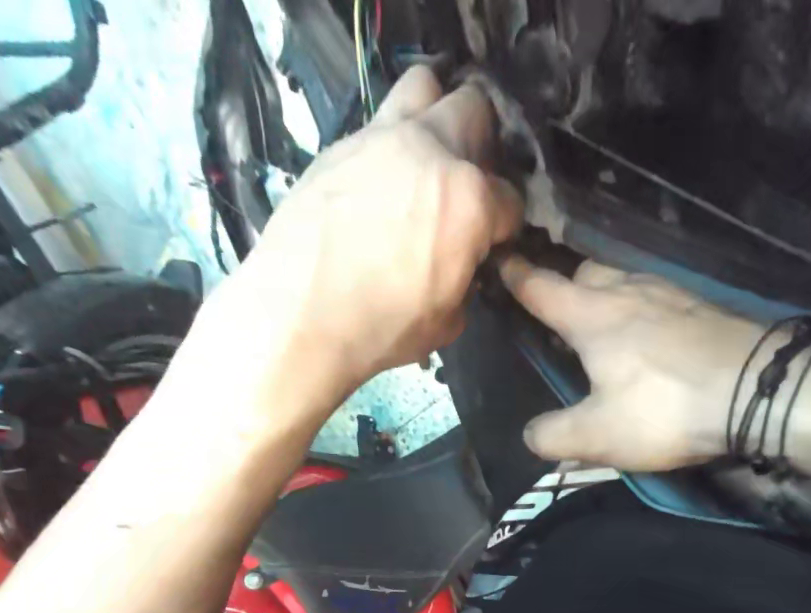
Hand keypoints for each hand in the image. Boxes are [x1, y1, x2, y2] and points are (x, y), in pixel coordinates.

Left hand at [181, 68, 523, 405]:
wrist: (301, 316)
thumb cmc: (385, 327)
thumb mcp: (450, 319)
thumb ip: (466, 277)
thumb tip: (461, 264)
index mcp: (470, 200)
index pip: (510, 199)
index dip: (504, 226)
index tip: (490, 243)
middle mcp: (431, 152)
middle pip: (473, 111)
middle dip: (481, 144)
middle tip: (467, 180)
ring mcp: (382, 139)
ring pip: (422, 88)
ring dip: (434, 114)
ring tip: (425, 158)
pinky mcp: (340, 145)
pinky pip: (378, 127)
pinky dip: (390, 148)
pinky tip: (380, 186)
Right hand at [500, 256, 766, 470]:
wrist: (756, 389)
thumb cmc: (666, 407)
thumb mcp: (599, 436)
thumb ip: (555, 436)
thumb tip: (532, 434)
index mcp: (591, 316)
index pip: (540, 287)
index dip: (515, 277)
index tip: (499, 263)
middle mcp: (628, 291)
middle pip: (585, 272)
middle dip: (566, 286)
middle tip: (560, 315)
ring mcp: (670, 294)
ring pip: (626, 282)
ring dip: (608, 297)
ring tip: (607, 328)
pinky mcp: (703, 307)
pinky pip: (659, 298)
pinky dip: (644, 311)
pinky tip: (654, 337)